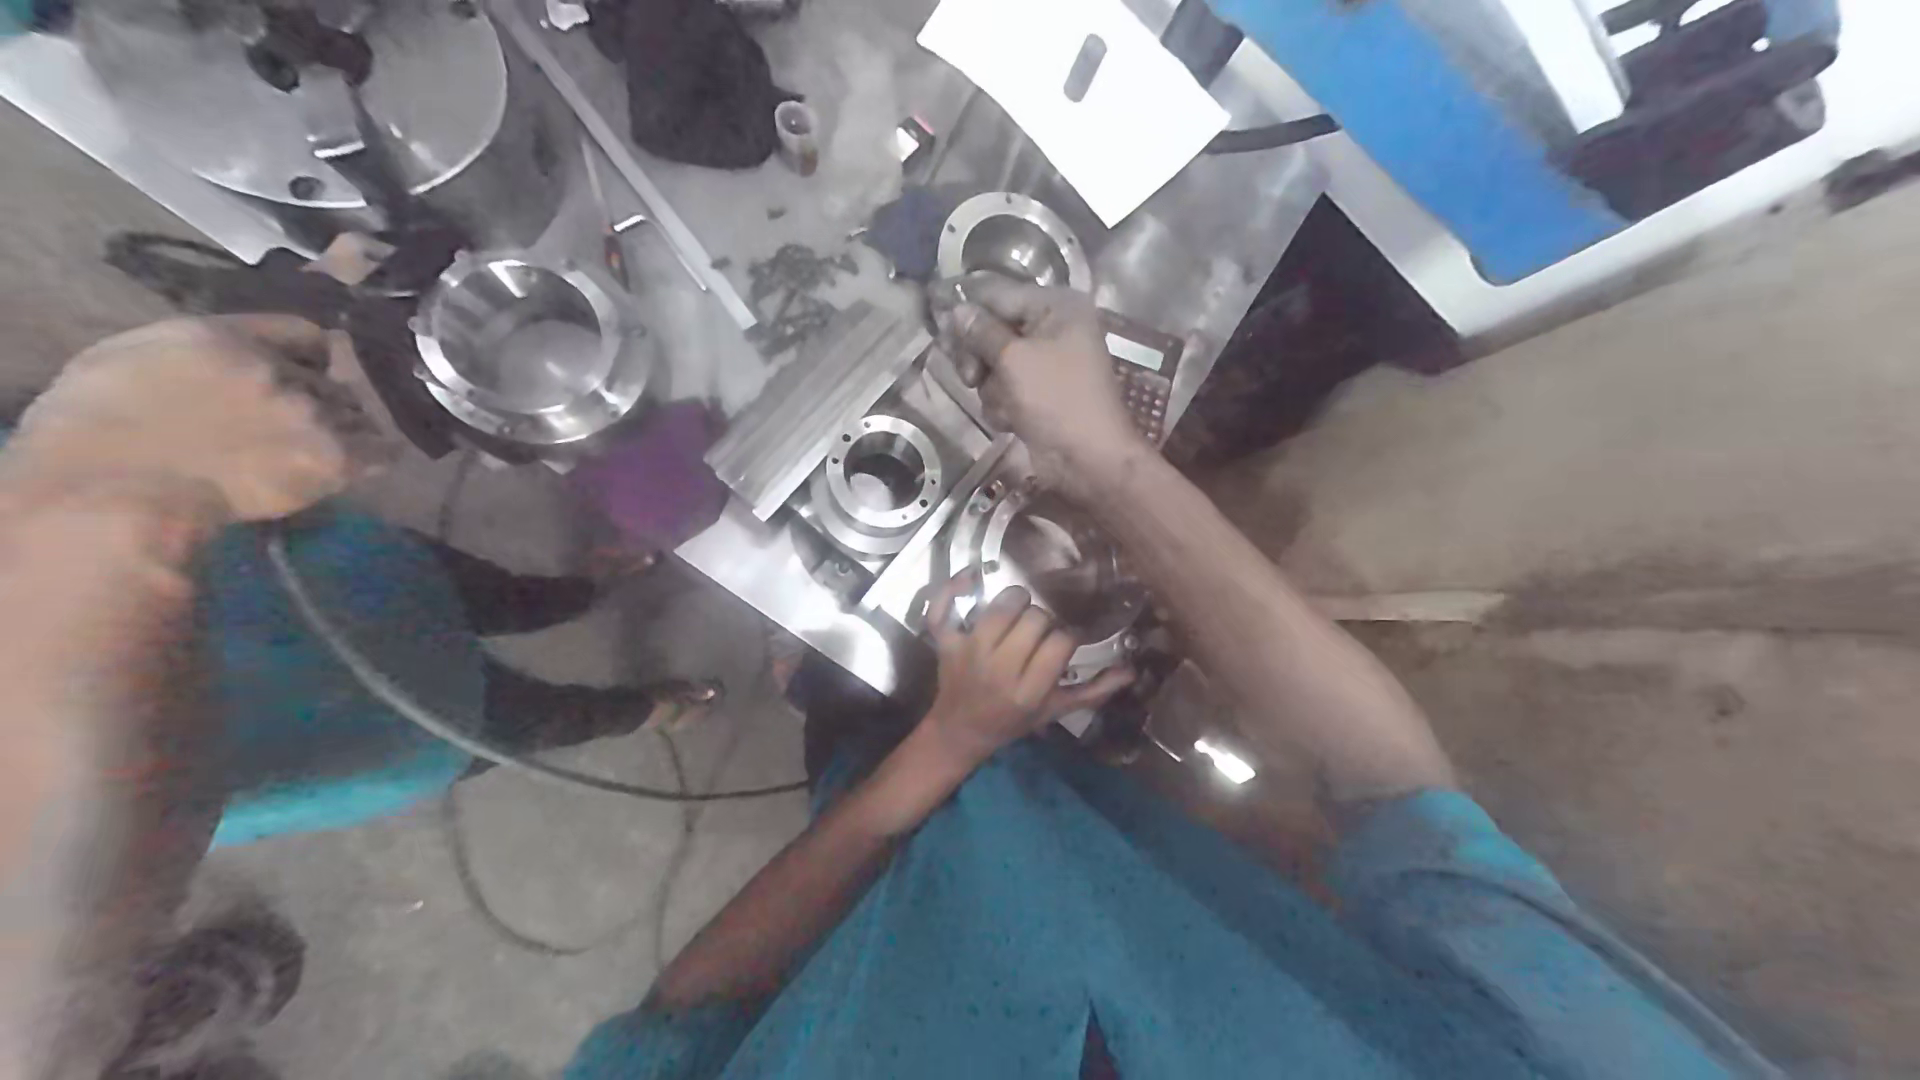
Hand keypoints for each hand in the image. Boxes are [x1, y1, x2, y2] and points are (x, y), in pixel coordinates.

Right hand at [4, 316, 393, 522]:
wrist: (110, 490)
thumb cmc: (98, 427)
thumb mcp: (140, 358)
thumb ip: (210, 349)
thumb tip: (260, 355)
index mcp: (226, 338)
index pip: (306, 334)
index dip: (310, 356)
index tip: (306, 372)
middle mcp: (280, 372)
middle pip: (335, 382)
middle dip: (322, 400)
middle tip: (296, 426)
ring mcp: (311, 415)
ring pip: (357, 416)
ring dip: (343, 431)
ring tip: (311, 451)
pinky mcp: (332, 457)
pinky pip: (381, 452)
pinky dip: (372, 457)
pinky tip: (354, 465)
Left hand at [917, 566, 1133, 767]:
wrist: (960, 731)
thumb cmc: (1011, 720)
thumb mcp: (1053, 711)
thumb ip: (1092, 692)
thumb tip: (1130, 671)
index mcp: (1028, 690)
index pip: (1060, 643)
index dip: (1067, 637)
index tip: (1064, 641)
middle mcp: (998, 667)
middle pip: (1034, 619)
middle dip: (1043, 621)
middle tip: (1040, 633)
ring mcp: (968, 652)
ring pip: (1002, 606)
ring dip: (1016, 601)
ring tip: (1019, 613)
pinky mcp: (945, 643)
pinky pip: (943, 608)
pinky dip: (952, 589)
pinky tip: (970, 577)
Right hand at [937, 273, 1145, 500]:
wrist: (1087, 459)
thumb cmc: (1056, 400)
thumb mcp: (1014, 359)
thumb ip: (981, 332)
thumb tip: (956, 310)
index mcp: (1056, 306)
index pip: (998, 294)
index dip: (966, 308)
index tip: (936, 321)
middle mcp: (1051, 328)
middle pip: (991, 329)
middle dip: (978, 357)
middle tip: (971, 377)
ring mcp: (1044, 364)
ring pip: (992, 364)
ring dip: (991, 387)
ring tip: (1005, 405)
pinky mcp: (1036, 394)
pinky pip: (1003, 389)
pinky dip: (1002, 405)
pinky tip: (1012, 420)